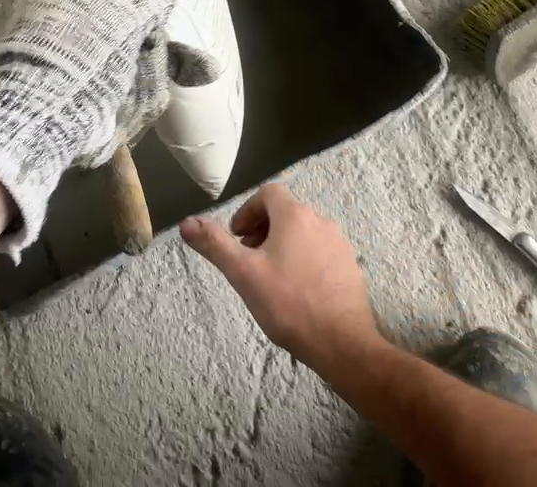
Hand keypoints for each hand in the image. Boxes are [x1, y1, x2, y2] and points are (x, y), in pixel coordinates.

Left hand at [0, 0, 179, 254]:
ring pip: (104, 36)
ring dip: (132, 47)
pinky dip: (116, 71)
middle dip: (138, 17)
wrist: (42, 112)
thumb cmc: (83, 50)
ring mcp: (50, 41)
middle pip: (106, 2)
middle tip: (164, 30)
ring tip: (159, 60)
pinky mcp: (55, 73)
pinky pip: (94, 64)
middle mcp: (50, 5)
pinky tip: (137, 83)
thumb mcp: (125, 16)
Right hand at [180, 185, 380, 367]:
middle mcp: (321, 222)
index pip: (268, 193)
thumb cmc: (289, 304)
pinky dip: (303, 260)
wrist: (343, 343)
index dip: (248, 210)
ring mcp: (339, 244)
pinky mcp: (350, 267)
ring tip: (270, 277)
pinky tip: (296, 292)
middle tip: (249, 258)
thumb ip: (215, 245)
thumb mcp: (243, 274)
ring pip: (303, 233)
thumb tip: (186, 223)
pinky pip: (320, 252)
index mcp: (295, 216)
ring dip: (282, 245)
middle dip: (262, 229)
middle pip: (286, 212)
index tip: (238, 238)